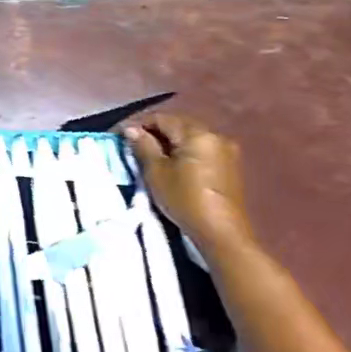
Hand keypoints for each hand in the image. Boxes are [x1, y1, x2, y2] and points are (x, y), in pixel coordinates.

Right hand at [122, 115, 255, 255]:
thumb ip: (143, 146)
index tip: (120, 136)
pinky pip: (201, 150)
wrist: (222, 233)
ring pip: (190, 138)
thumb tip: (131, 129)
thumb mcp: (156, 172)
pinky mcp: (230, 166)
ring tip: (151, 157)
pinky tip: (173, 166)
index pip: (161, 118)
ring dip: (170, 143)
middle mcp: (215, 135)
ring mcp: (226, 151)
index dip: (138, 124)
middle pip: (178, 126)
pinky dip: (184, 153)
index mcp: (197, 134)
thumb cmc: (184, 199)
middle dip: (155, 133)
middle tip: (133, 146)